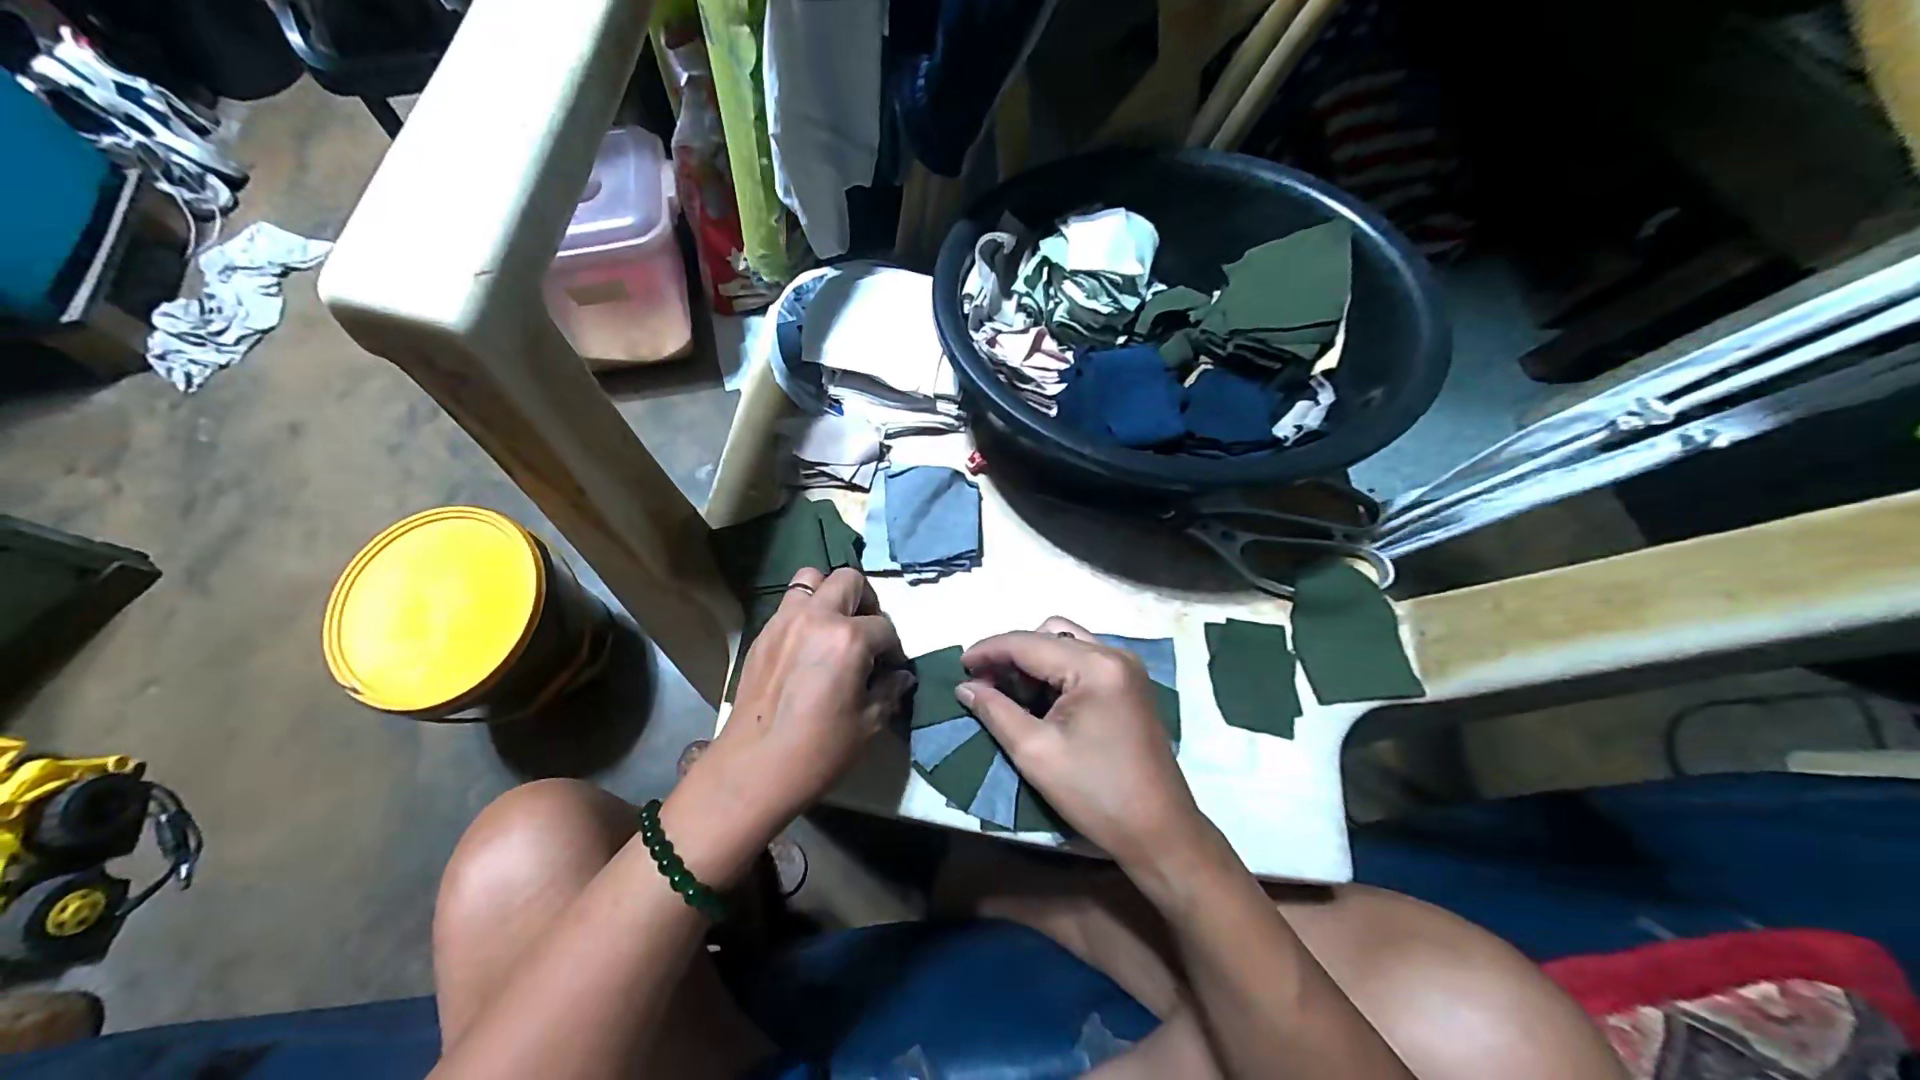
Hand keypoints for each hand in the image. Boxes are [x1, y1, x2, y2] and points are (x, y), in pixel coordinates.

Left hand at [698, 567, 910, 837]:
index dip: (894, 649)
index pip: (884, 627)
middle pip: (848, 580)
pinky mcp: (762, 634)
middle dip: (867, 601)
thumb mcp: (868, 723)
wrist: (754, 769)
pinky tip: (808, 646)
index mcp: (848, 638)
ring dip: (830, 596)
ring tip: (835, 627)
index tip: (892, 668)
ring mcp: (784, 622)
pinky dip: (805, 613)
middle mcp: (815, 618)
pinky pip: (789, 605)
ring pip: (811, 579)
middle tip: (868, 633)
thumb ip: (889, 690)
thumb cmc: (819, 750)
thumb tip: (901, 676)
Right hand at [958, 618, 1209, 867]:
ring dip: (1033, 662)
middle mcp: (1115, 655)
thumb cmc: (1096, 794)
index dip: (988, 650)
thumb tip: (966, 686)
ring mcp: (1127, 669)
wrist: (1160, 832)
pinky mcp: (1130, 686)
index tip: (957, 667)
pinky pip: (1083, 662)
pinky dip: (1055, 673)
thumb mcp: (1035, 752)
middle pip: (1049, 636)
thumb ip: (995, 711)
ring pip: (1066, 645)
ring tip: (1006, 692)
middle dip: (1011, 654)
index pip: (1028, 642)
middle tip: (983, 684)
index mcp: (1096, 665)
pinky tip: (1038, 700)